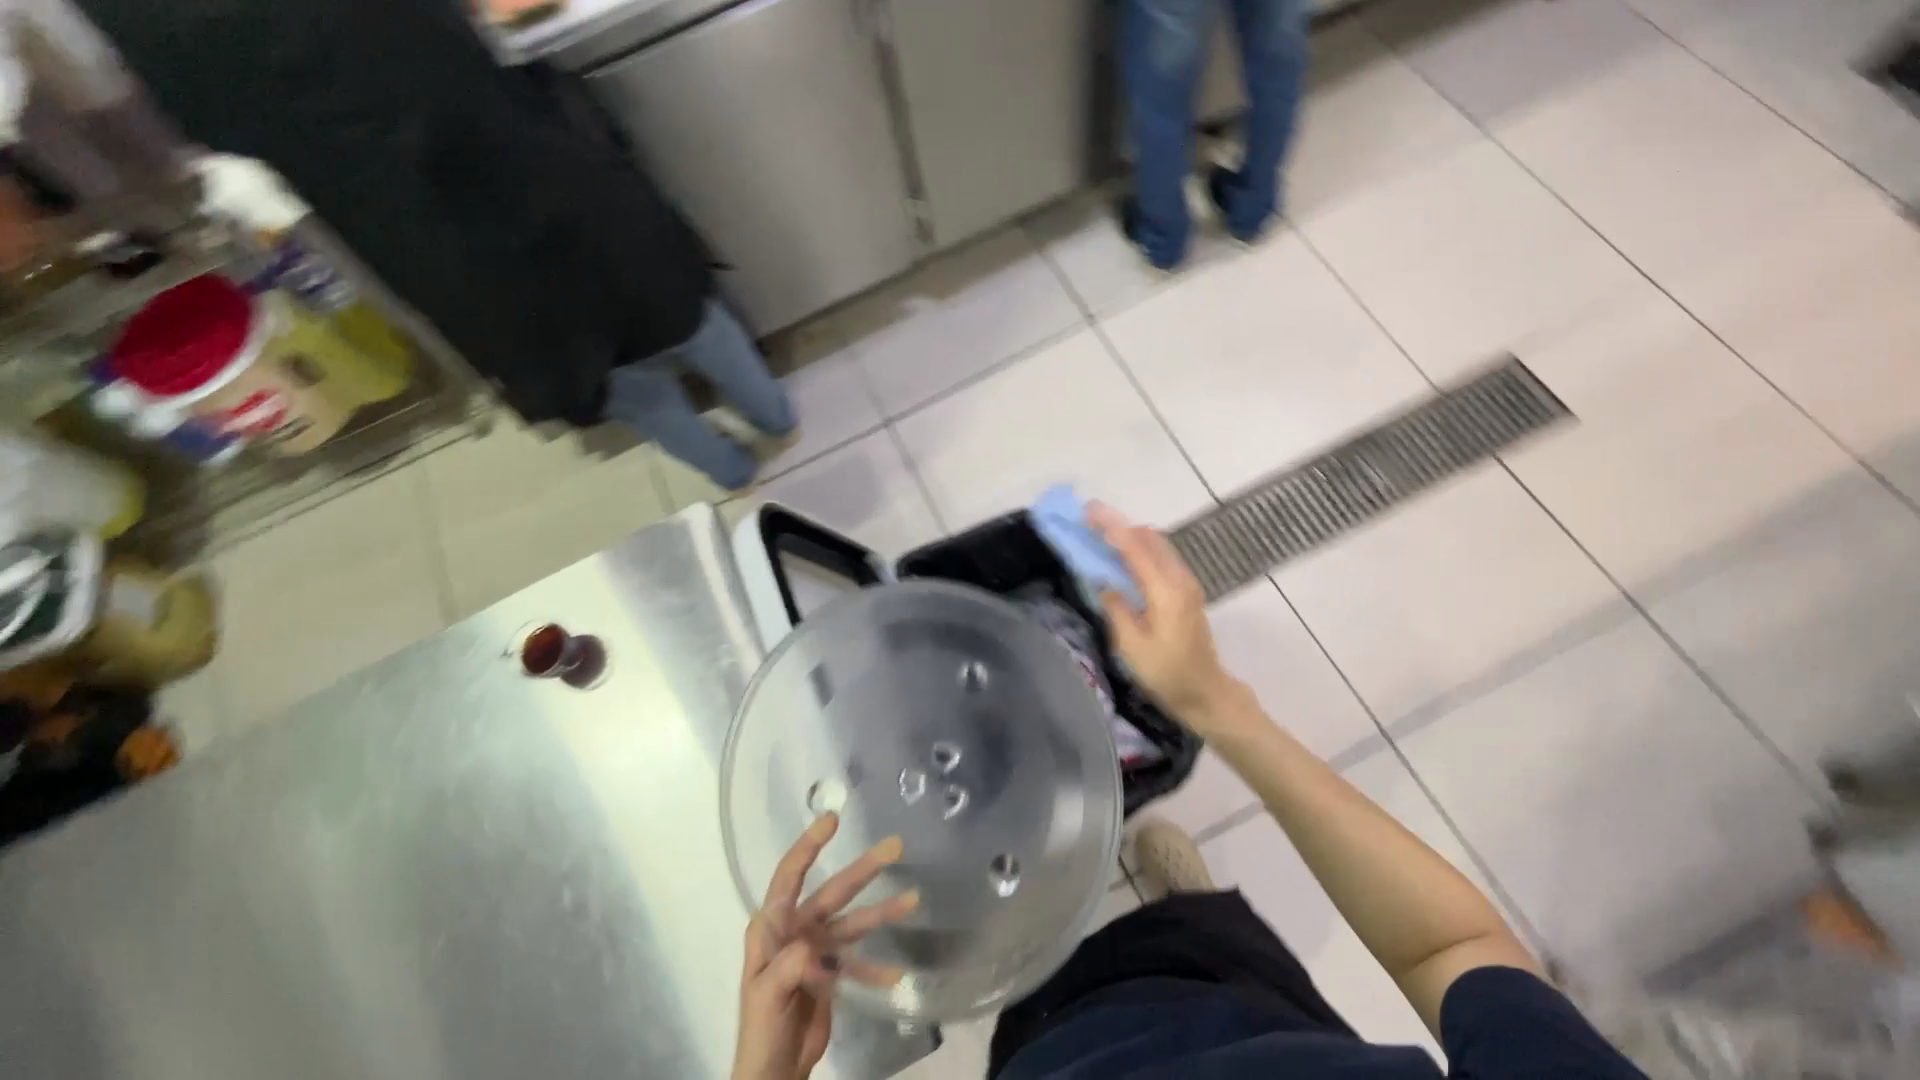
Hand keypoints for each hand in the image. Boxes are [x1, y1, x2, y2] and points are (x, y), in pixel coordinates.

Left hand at [732, 813, 917, 1079]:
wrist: (772, 1071)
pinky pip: (857, 964)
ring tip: (913, 899)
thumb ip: (788, 965)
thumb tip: (813, 946)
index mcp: (773, 927)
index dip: (808, 847)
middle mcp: (795, 929)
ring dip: (881, 913)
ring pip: (852, 923)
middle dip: (863, 869)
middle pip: (832, 892)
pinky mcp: (830, 974)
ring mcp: (815, 950)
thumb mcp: (766, 995)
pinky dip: (875, 968)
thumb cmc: (760, 1028)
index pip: (789, 877)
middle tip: (895, 847)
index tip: (831, 821)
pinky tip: (896, 974)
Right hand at [1089, 503, 1243, 729]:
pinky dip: (1142, 549)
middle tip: (1090, 520)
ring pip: (1158, 545)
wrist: (1205, 691)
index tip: (1088, 510)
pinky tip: (1124, 556)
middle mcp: (1180, 579)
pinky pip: (1163, 557)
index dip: (1111, 527)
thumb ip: (1116, 608)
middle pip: (1149, 538)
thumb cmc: (1166, 673)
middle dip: (1120, 525)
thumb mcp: (1131, 646)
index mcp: (1165, 591)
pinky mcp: (1187, 591)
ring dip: (1131, 536)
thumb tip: (1103, 580)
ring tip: (1102, 534)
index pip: (1135, 548)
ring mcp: (1187, 583)